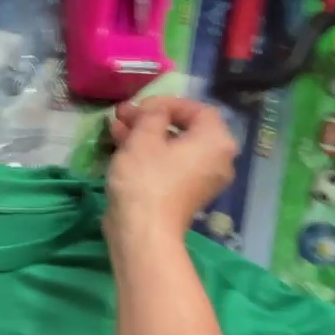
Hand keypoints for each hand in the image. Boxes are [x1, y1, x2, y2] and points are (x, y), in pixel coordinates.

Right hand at [105, 96, 238, 245]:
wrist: (143, 231)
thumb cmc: (145, 179)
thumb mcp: (143, 138)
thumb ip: (152, 115)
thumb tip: (155, 111)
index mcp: (216, 140)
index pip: (197, 109)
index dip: (166, 103)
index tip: (137, 106)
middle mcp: (218, 158)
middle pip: (185, 129)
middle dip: (151, 120)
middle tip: (122, 117)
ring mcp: (203, 180)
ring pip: (175, 148)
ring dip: (147, 137)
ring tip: (116, 131)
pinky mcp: (186, 195)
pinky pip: (172, 166)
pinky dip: (151, 156)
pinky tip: (124, 151)